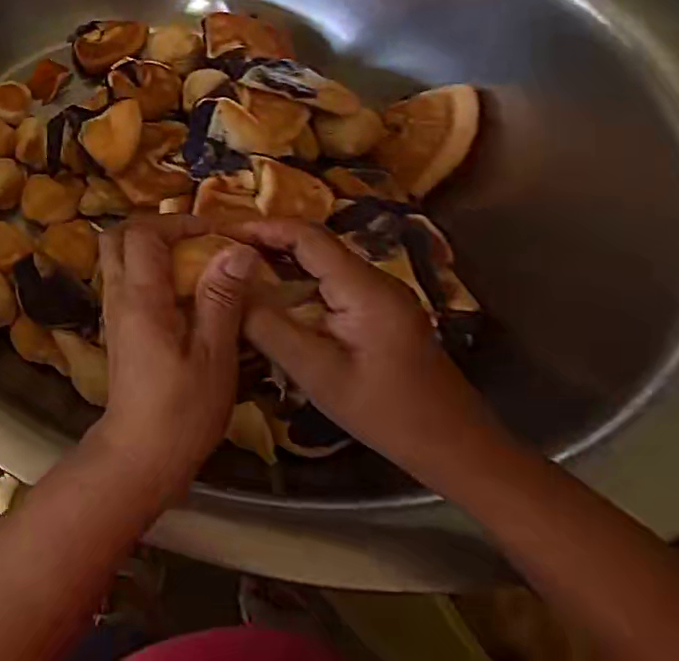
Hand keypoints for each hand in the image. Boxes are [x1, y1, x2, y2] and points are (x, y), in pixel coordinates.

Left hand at [93, 215, 271, 494]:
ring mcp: (113, 310)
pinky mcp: (117, 325)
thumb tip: (236, 249)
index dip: (179, 222)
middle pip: (118, 236)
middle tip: (197, 238)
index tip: (216, 231)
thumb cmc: (183, 408)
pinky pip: (124, 278)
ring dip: (149, 246)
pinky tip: (182, 290)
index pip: (144, 233)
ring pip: (117, 256)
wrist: (141, 451)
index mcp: (140, 297)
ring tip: (194, 260)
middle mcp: (118, 295)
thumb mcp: (214, 355)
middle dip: (156, 226)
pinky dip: (147, 269)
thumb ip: (221, 298)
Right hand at [227, 219, 501, 476]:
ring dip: (279, 256)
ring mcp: (381, 295)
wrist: (459, 450)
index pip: (307, 236)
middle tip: (218, 246)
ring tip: (235, 264)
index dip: (260, 227)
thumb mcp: (317, 373)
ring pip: (322, 260)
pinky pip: (331, 280)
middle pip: (314, 242)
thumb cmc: (387, 414)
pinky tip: (271, 291)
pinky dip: (296, 277)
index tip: (219, 231)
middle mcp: (376, 281)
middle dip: (264, 238)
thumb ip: (267, 326)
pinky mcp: (380, 311)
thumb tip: (226, 286)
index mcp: (365, 289)